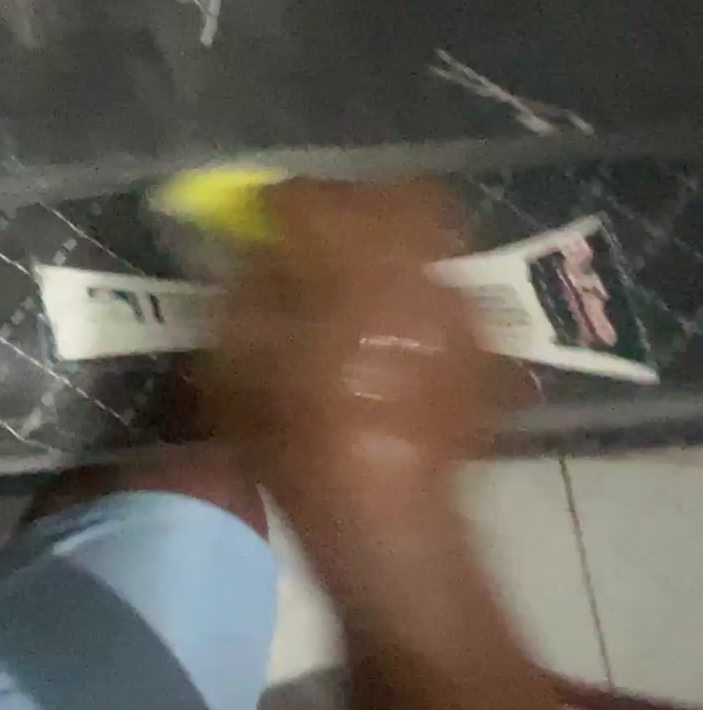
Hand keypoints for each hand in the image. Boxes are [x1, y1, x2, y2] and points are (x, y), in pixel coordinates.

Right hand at [208, 180, 496, 522]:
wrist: (379, 511)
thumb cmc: (287, 446)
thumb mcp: (231, 372)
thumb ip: (238, 299)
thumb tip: (245, 250)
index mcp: (349, 291)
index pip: (317, 207)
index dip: (278, 198)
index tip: (249, 206)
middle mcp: (418, 286)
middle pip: (396, 199)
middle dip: (343, 201)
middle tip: (302, 224)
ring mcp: (460, 309)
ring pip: (430, 231)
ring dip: (377, 234)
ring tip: (337, 262)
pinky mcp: (479, 337)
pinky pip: (441, 276)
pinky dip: (402, 273)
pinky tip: (372, 309)